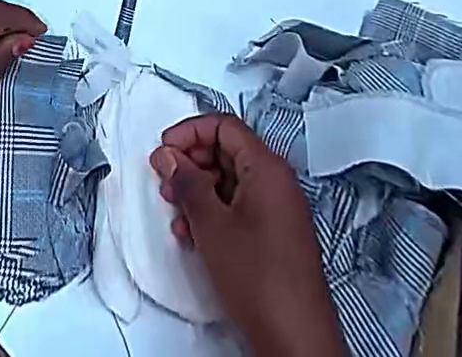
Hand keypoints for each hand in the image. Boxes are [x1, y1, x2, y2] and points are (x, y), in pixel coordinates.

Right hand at [150, 114, 346, 356]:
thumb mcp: (209, 221)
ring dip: (196, 190)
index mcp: (267, 169)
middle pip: (224, 150)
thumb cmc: (262, 282)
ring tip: (177, 211)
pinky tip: (193, 233)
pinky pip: (237, 205)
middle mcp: (278, 184)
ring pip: (227, 180)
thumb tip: (170, 156)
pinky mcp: (274, 235)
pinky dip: (211, 212)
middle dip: (190, 162)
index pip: (223, 126)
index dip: (189, 132)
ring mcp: (278, 211)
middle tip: (166, 178)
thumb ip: (185, 180)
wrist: (295, 342)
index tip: (166, 149)